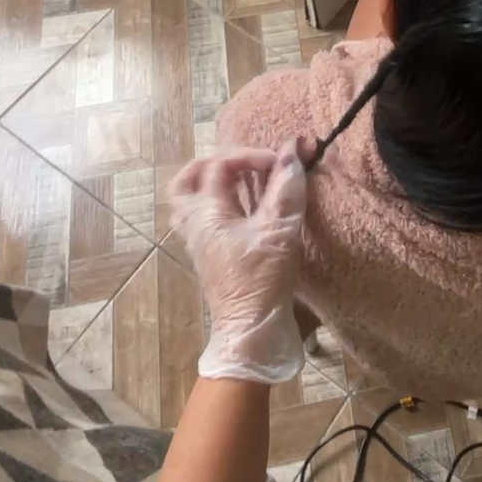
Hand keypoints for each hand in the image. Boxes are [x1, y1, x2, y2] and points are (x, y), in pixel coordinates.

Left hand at [167, 142, 308, 383]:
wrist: (252, 331)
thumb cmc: (262, 278)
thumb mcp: (279, 229)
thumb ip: (286, 188)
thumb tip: (292, 150)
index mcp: (205, 211)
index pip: (222, 164)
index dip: (254, 155)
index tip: (284, 163)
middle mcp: (195, 223)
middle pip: (189, 179)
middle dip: (218, 162)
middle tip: (247, 162)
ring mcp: (199, 241)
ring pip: (191, 200)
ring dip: (213, 183)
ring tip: (242, 179)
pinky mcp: (212, 255)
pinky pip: (205, 218)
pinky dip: (221, 203)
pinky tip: (246, 207)